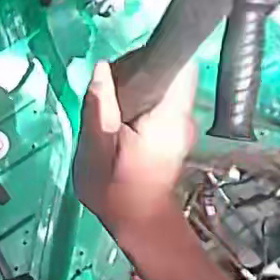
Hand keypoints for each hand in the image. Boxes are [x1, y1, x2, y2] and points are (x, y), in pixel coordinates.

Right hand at [76, 61, 197, 235]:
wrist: (137, 222)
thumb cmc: (115, 189)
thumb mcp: (96, 148)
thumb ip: (99, 106)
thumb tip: (100, 68)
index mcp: (168, 117)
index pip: (179, 66)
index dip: (152, 56)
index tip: (124, 66)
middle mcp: (183, 117)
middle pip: (169, 73)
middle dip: (137, 71)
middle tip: (107, 88)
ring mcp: (182, 124)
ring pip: (163, 86)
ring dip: (136, 86)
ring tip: (109, 103)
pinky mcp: (174, 131)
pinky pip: (160, 101)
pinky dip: (140, 101)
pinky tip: (119, 116)